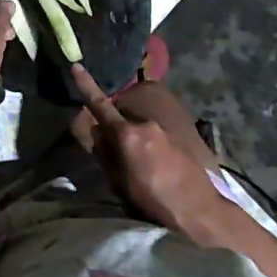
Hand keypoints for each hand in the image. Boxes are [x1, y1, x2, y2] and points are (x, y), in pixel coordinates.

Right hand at [70, 64, 237, 247]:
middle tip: (113, 150)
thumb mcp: (120, 182)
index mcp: (128, 134)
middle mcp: (146, 123)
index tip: (77, 66)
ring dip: (133, 135)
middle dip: (114, 126)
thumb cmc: (154, 201)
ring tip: (138, 163)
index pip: (101, 105)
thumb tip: (97, 132)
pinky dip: (147, 141)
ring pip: (139, 124)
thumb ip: (106, 154)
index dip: (87, 85)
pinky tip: (156, 164)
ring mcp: (165, 127)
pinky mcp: (179, 135)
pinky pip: (154, 132)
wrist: (199, 211)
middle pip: (121, 116)